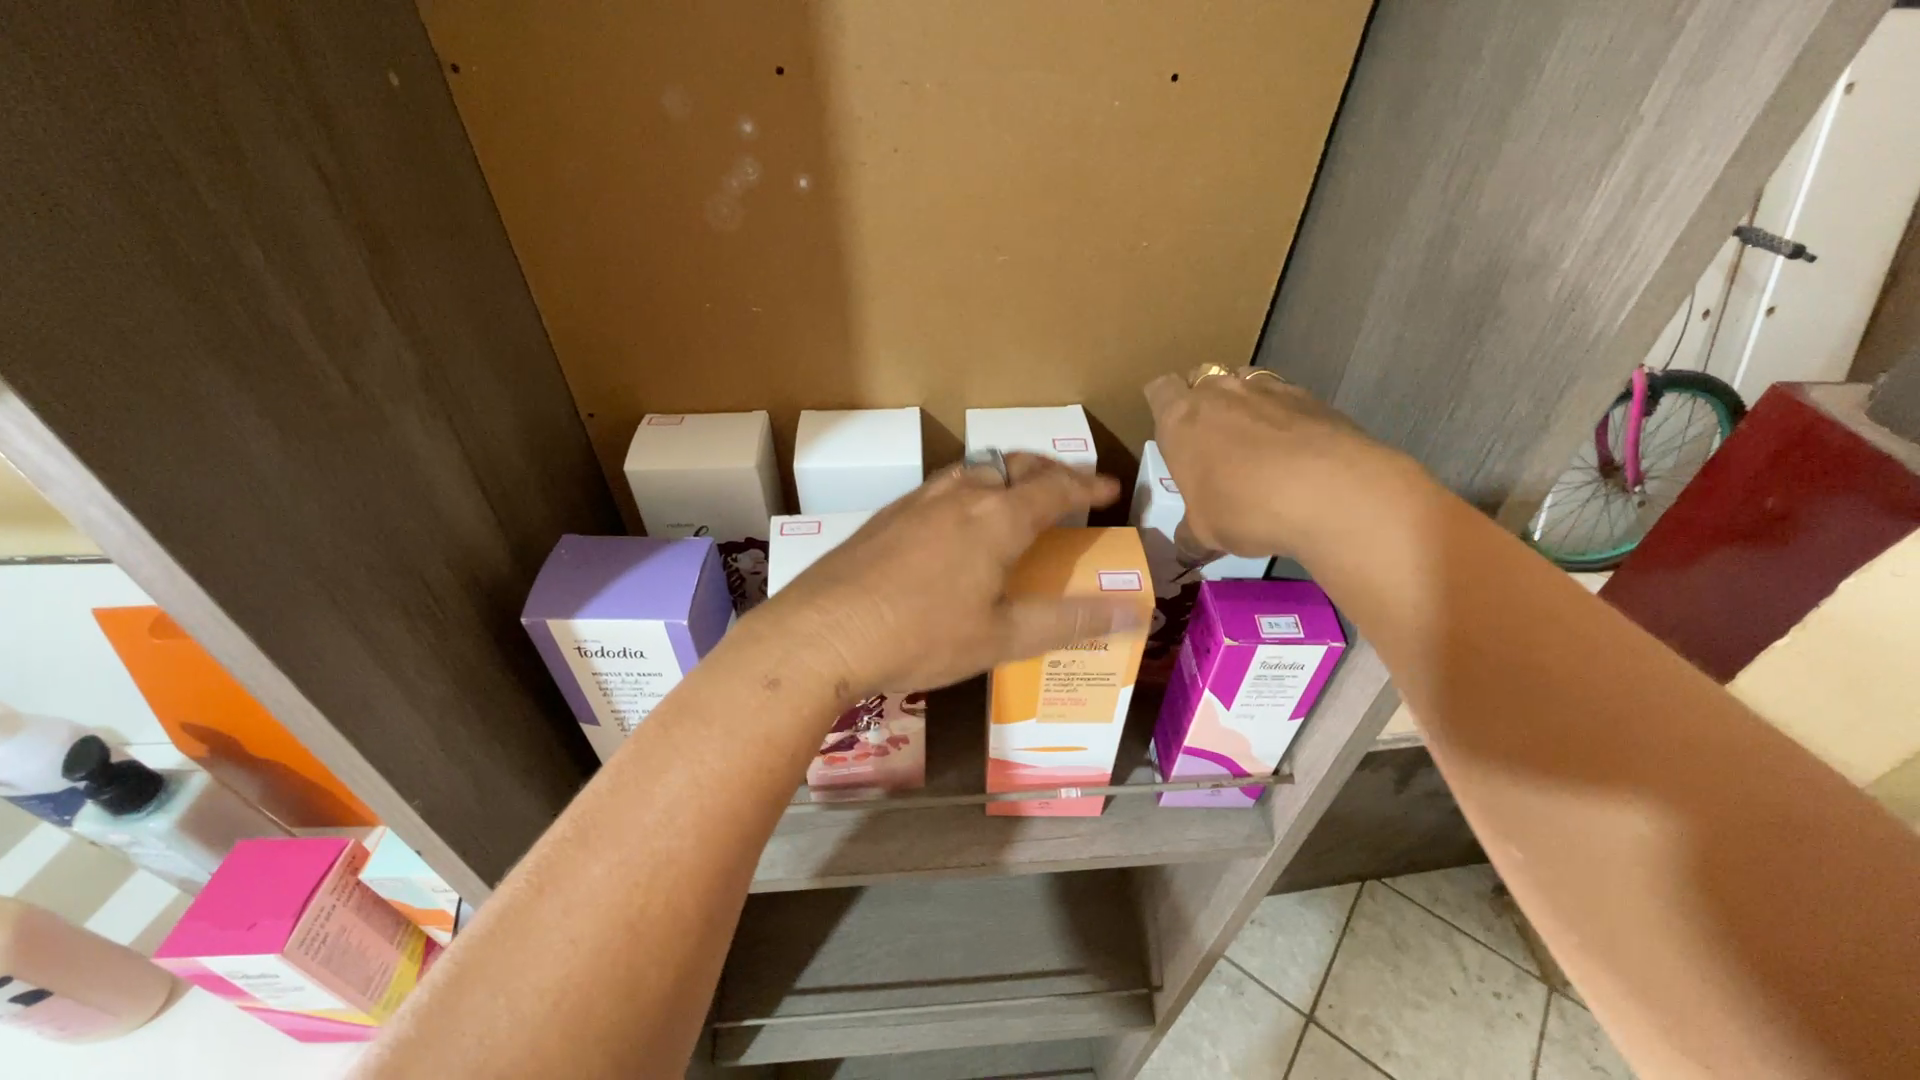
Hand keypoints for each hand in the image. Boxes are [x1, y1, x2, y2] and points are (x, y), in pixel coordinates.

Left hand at [753, 454, 1135, 696]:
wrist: (823, 632)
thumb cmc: (921, 637)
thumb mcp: (1001, 637)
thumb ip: (1068, 621)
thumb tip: (1134, 612)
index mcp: (997, 519)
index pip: (1055, 488)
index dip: (1088, 484)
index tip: (1111, 487)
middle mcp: (960, 496)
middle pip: (1014, 465)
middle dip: (1049, 469)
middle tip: (1069, 483)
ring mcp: (917, 501)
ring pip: (973, 469)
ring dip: (1005, 473)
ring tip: (1016, 491)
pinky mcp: (885, 516)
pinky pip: (941, 486)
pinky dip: (968, 488)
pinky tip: (955, 517)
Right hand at [1145, 366, 1414, 559]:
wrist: (1327, 492)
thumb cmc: (1243, 508)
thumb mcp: (1206, 532)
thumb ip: (1190, 534)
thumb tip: (1184, 547)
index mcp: (1180, 419)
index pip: (1159, 390)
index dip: (1163, 404)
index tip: (1172, 428)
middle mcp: (1218, 393)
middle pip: (1201, 377)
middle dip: (1204, 399)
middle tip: (1212, 437)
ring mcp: (1266, 389)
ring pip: (1244, 380)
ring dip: (1244, 402)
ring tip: (1255, 440)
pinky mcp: (1309, 397)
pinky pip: (1285, 398)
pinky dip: (1284, 416)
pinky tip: (1295, 449)